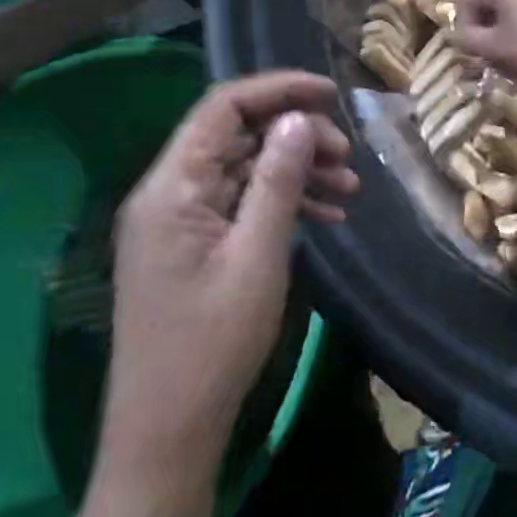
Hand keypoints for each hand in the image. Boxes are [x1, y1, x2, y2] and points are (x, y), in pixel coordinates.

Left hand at [96, 73, 357, 482]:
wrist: (169, 428)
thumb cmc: (213, 340)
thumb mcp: (257, 255)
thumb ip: (277, 180)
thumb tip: (299, 119)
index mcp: (171, 187)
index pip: (223, 108)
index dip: (278, 89)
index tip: (332, 94)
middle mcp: (168, 193)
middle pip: (237, 136)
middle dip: (296, 135)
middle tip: (347, 155)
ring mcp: (179, 221)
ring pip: (245, 169)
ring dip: (297, 170)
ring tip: (349, 188)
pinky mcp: (193, 245)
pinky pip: (241, 203)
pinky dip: (283, 201)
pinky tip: (327, 216)